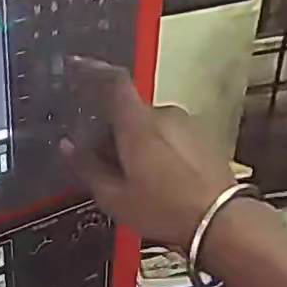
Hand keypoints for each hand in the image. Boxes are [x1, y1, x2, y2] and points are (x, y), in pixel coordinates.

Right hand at [59, 56, 240, 248]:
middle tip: (103, 166)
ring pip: (150, 126)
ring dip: (137, 145)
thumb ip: (88, 169)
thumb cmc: (165, 210)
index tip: (76, 66)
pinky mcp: (202, 137)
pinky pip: (170, 136)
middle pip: (129, 112)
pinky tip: (159, 181)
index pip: (112, 83)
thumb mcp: (115, 198)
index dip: (91, 71)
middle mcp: (163, 115)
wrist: (218, 219)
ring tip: (135, 182)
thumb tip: (68, 148)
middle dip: (112, 133)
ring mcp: (186, 124)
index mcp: (137, 125)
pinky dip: (158, 150)